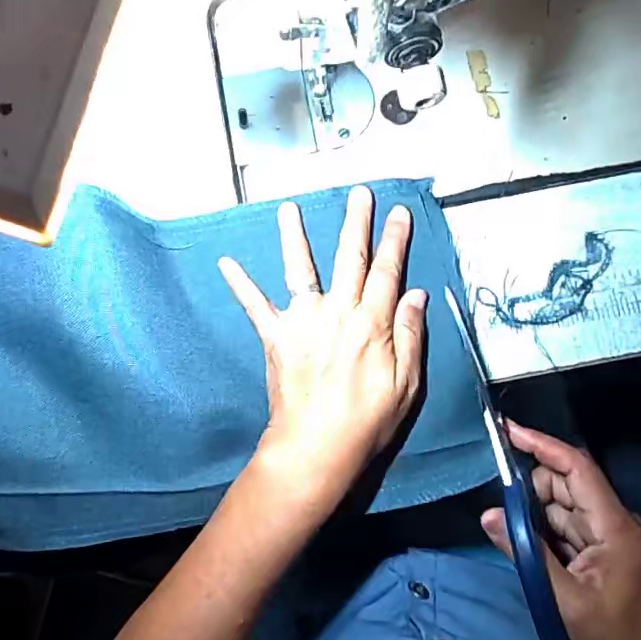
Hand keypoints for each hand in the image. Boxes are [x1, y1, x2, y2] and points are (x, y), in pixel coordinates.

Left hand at [218, 185, 428, 516]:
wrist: (316, 446)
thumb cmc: (367, 420)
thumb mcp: (407, 384)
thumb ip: (410, 335)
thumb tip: (415, 294)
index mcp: (372, 323)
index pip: (387, 271)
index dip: (394, 240)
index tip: (398, 213)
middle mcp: (337, 312)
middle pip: (349, 258)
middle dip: (356, 223)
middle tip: (358, 194)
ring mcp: (303, 321)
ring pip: (300, 269)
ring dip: (295, 237)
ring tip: (288, 209)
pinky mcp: (276, 336)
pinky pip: (255, 305)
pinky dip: (240, 283)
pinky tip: (226, 262)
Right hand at [480, 420, 640, 639]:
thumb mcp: (566, 602)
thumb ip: (526, 553)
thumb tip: (489, 515)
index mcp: (614, 526)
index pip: (576, 468)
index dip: (541, 445)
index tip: (507, 431)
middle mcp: (614, 523)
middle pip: (564, 484)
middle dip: (529, 489)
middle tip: (501, 510)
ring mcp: (609, 538)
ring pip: (561, 505)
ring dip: (534, 513)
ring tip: (512, 535)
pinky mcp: (602, 553)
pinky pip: (565, 527)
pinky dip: (543, 530)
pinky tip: (528, 547)